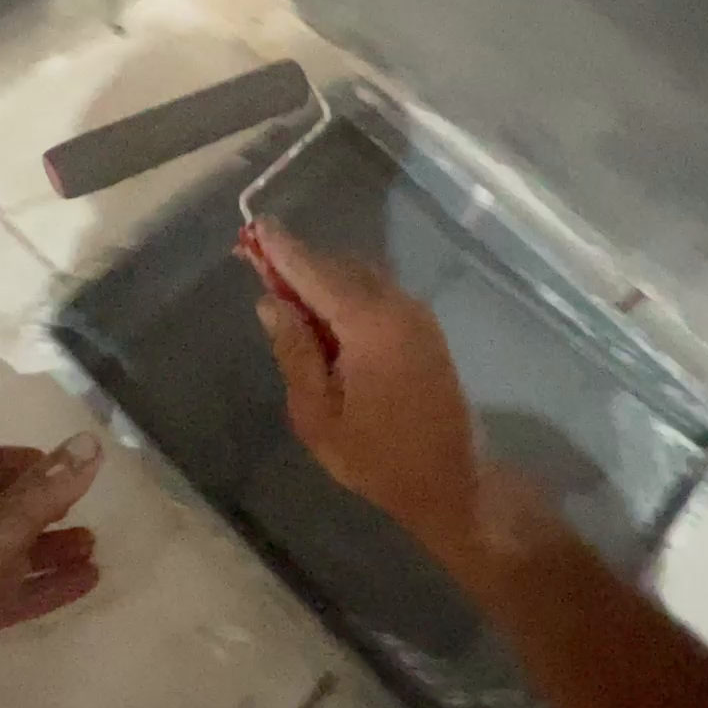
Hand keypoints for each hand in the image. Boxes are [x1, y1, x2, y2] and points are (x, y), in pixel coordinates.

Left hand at [0, 434, 103, 707]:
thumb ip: (48, 487)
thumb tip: (91, 441)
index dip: (23, 462)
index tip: (69, 468)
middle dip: (41, 509)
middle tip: (86, 508)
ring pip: (0, 552)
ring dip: (46, 548)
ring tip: (92, 546)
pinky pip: (2, 593)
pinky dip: (39, 585)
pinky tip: (85, 581)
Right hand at [248, 222, 477, 546]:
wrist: (452, 481)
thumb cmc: (378, 457)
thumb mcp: (318, 414)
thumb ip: (294, 351)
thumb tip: (271, 302)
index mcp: (370, 324)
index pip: (316, 272)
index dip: (282, 250)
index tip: (255, 226)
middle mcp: (398, 306)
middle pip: (339, 268)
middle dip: (299, 261)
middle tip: (259, 259)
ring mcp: (417, 315)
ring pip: (360, 278)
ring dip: (323, 278)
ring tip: (285, 291)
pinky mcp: (425, 329)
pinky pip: (377, 295)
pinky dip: (346, 293)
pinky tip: (324, 315)